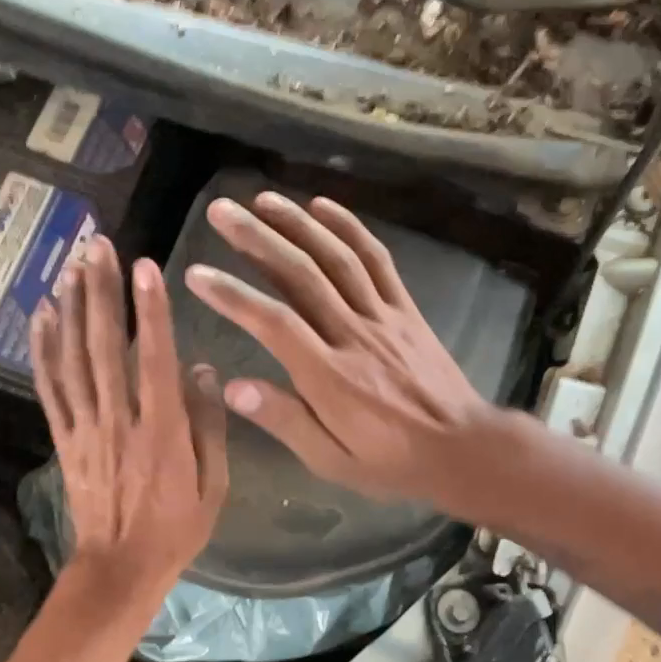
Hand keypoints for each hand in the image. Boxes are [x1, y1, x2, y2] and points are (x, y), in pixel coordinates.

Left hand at [31, 237, 229, 598]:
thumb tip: (202, 368)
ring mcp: (86, 428)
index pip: (156, 359)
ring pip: (74, 359)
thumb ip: (209, 425)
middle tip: (98, 247)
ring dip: (72, 309)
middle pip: (107, 347)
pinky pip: (50, 389)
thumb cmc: (176, 528)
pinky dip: (43, 351)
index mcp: (162, 430)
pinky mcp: (64, 439)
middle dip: (102, 292)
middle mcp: (119, 420)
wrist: (120, 567)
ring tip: (71, 266)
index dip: (151, 310)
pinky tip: (41, 316)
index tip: (145, 266)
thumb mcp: (213, 484)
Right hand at [183, 192, 506, 519]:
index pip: (273, 323)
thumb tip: (232, 388)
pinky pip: (377, 260)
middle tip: (221, 212)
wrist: (464, 450)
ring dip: (297, 223)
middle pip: (301, 275)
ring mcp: (383, 316)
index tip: (196, 274)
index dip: (233, 295)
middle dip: (257, 238)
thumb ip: (283, 420)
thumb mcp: (331, 459)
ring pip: (336, 258)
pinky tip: (323, 205)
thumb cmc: (390, 461)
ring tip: (262, 199)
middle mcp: (353, 335)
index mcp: (329, 376)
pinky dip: (350, 228)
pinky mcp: (405, 309)